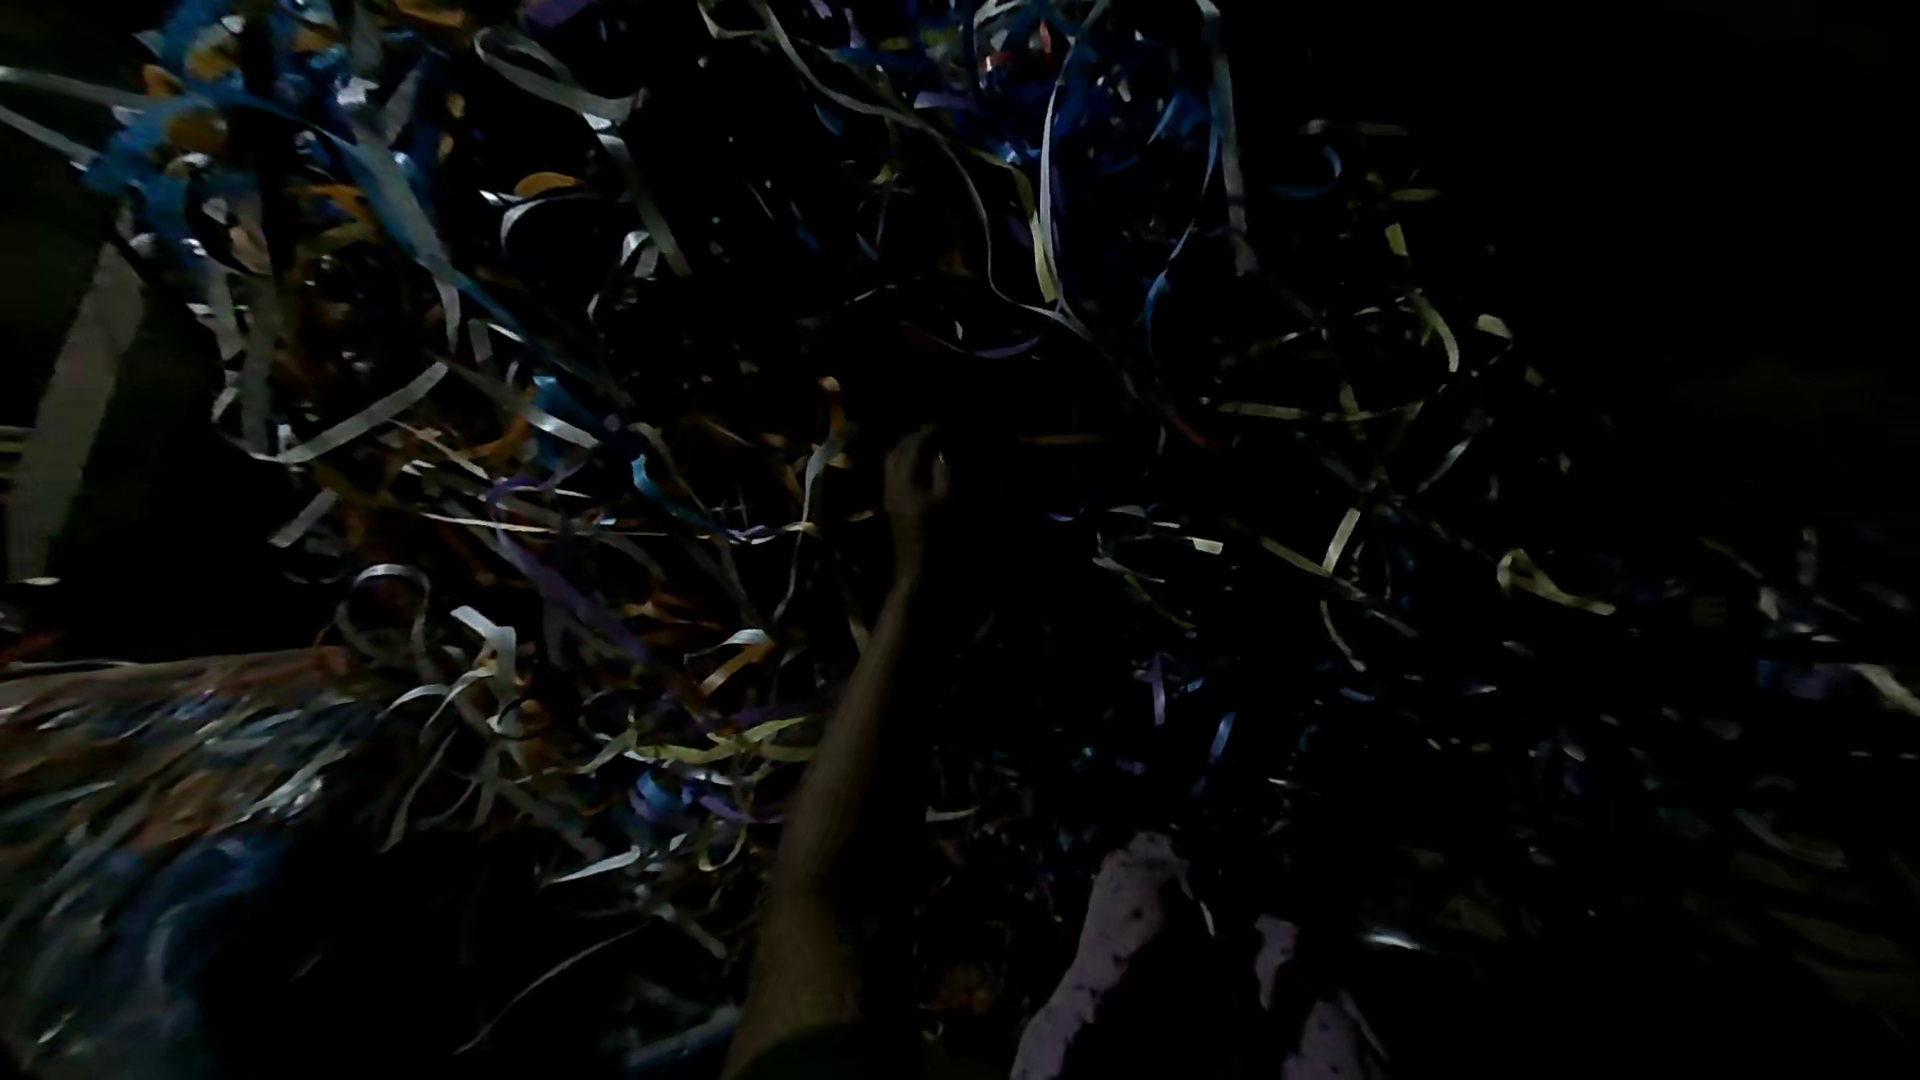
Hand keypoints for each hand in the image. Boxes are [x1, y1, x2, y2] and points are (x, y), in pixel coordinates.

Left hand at [884, 426, 951, 586]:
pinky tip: (917, 466)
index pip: (919, 443)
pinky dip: (903, 462)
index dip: (933, 431)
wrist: (920, 573)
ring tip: (926, 444)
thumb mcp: (952, 502)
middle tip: (937, 431)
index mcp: (909, 478)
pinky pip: (892, 473)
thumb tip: (943, 451)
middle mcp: (894, 481)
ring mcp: (890, 494)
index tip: (948, 425)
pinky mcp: (891, 506)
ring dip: (908, 448)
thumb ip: (946, 472)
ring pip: (893, 460)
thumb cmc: (943, 539)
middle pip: (901, 448)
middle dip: (918, 436)